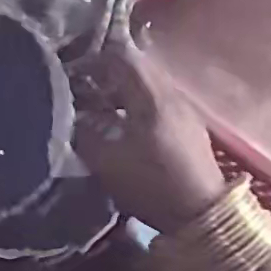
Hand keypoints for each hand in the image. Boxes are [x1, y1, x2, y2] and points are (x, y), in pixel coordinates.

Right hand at [71, 8, 226, 232]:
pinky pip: (154, 99)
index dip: (92, 58)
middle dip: (103, 72)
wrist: (202, 214)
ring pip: (145, 83)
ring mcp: (183, 109)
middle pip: (136, 66)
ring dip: (118, 87)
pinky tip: (117, 120)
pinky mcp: (186, 125)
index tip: (69, 71)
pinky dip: (131, 101)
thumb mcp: (105, 160)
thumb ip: (83, 131)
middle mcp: (171, 94)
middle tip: (77, 85)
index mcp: (152, 97)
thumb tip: (68, 114)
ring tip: (93, 103)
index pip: (122, 56)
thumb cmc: (151, 184)